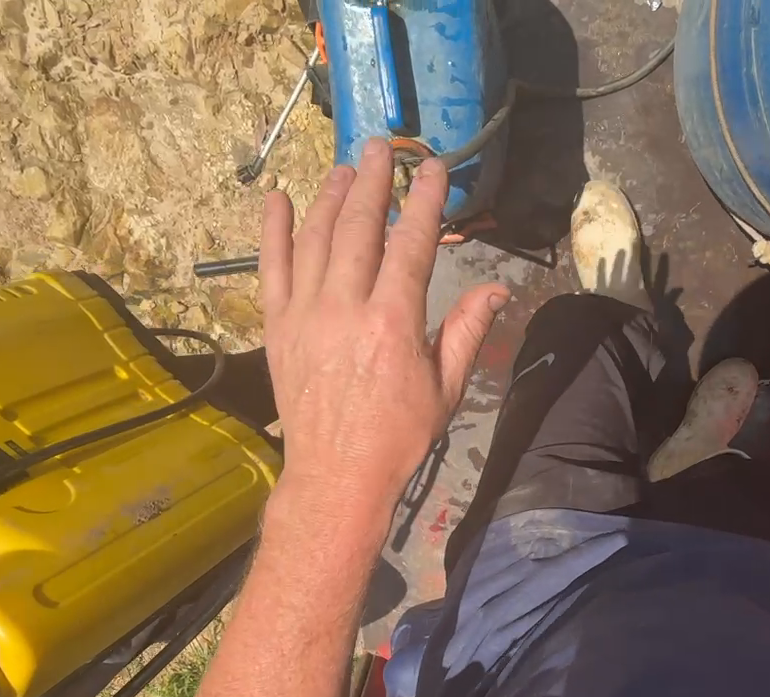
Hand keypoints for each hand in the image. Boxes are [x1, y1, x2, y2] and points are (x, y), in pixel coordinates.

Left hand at [260, 138, 510, 512]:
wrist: (338, 475)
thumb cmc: (399, 436)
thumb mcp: (445, 389)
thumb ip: (466, 332)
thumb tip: (497, 290)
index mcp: (394, 322)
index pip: (411, 245)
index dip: (423, 202)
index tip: (432, 168)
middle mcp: (346, 307)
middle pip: (360, 227)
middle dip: (373, 181)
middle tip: (381, 147)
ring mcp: (305, 314)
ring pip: (316, 238)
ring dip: (331, 197)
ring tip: (345, 169)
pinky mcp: (277, 328)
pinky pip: (271, 268)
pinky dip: (273, 231)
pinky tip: (277, 200)